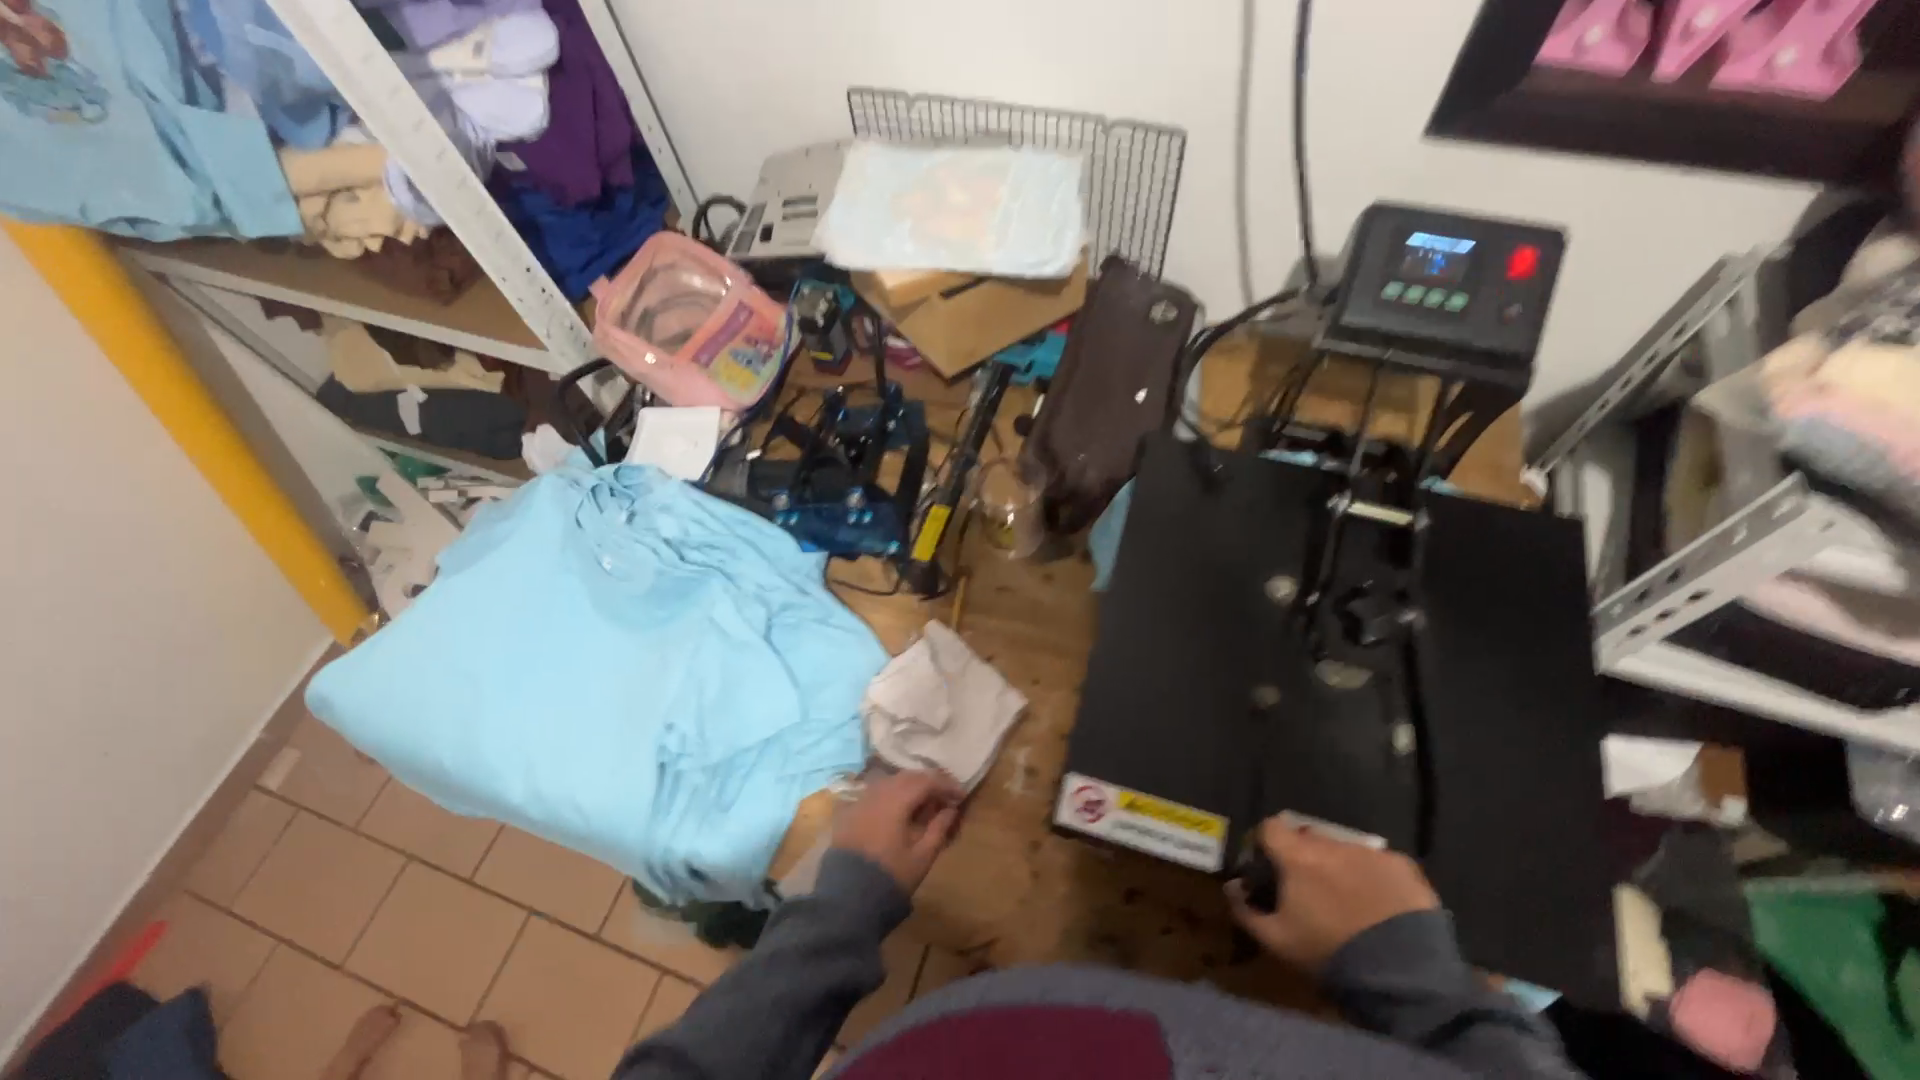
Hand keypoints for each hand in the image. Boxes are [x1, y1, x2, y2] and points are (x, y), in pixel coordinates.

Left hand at [831, 770, 964, 892]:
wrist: (848, 896)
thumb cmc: (891, 876)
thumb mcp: (922, 856)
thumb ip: (938, 829)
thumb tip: (951, 810)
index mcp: (896, 801)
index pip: (926, 781)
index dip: (946, 785)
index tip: (961, 796)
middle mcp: (877, 793)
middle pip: (908, 777)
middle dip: (929, 782)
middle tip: (946, 795)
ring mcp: (861, 801)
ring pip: (890, 782)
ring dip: (910, 786)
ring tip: (925, 801)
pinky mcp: (850, 812)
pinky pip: (876, 793)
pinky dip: (892, 794)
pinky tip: (900, 808)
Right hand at [1227, 817, 1439, 973]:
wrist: (1402, 974)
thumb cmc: (1329, 952)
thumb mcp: (1278, 941)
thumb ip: (1246, 911)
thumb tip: (1231, 887)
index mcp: (1298, 856)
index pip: (1270, 827)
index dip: (1265, 842)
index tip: (1267, 864)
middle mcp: (1333, 844)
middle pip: (1308, 837)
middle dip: (1303, 855)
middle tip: (1307, 888)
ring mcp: (1371, 852)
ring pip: (1344, 849)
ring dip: (1338, 865)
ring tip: (1347, 899)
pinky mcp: (1403, 866)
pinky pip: (1378, 863)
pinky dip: (1372, 876)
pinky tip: (1378, 904)